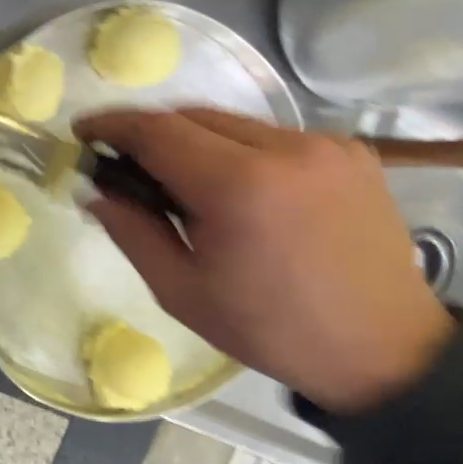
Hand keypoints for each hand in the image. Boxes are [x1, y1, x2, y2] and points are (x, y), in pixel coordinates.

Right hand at [75, 108, 454, 413]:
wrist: (380, 347)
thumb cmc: (268, 328)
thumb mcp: (180, 290)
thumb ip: (132, 231)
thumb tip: (94, 190)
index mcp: (239, 185)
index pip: (158, 130)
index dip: (112, 125)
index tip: (82, 132)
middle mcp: (287, 148)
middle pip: (195, 116)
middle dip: (149, 133)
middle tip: (121, 165)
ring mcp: (326, 146)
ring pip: (235, 124)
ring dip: (194, 142)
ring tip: (176, 184)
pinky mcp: (351, 153)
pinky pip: (274, 137)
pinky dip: (238, 152)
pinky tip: (233, 191)